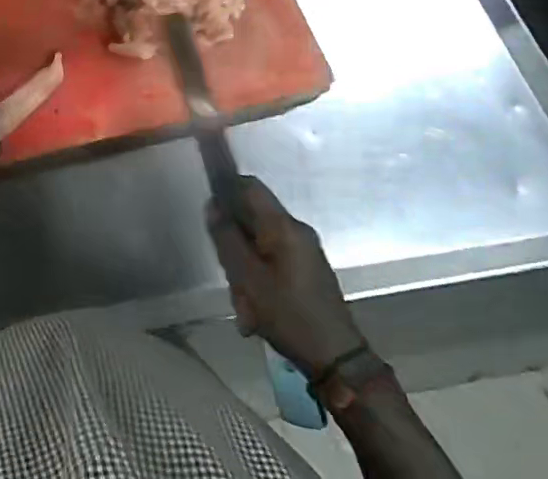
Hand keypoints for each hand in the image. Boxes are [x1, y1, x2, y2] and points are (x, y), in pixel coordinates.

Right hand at [208, 177, 365, 373]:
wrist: (338, 360)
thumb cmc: (289, 314)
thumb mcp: (247, 276)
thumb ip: (226, 237)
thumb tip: (213, 205)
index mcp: (283, 226)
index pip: (250, 186)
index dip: (226, 188)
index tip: (210, 212)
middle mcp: (297, 231)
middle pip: (252, 218)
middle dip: (233, 242)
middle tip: (228, 273)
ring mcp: (305, 251)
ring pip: (260, 243)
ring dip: (245, 267)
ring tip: (244, 302)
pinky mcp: (308, 270)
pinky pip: (273, 260)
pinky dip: (259, 278)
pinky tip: (255, 310)